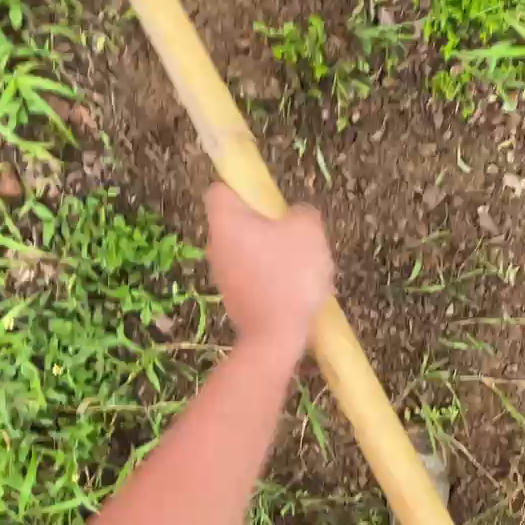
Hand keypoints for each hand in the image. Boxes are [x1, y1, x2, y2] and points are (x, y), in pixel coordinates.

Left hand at [203, 183, 333, 357]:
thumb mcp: (308, 232)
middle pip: (240, 223)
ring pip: (251, 251)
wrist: (275, 336)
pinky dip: (274, 279)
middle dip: (269, 226)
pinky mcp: (235, 299)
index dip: (244, 188)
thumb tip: (296, 215)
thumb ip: (303, 213)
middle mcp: (216, 245)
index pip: (220, 189)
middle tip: (297, 235)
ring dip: (275, 255)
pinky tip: (299, 292)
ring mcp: (223, 275)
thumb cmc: (288, 275)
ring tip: (305, 268)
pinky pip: (256, 277)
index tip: (270, 201)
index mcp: (226, 221)